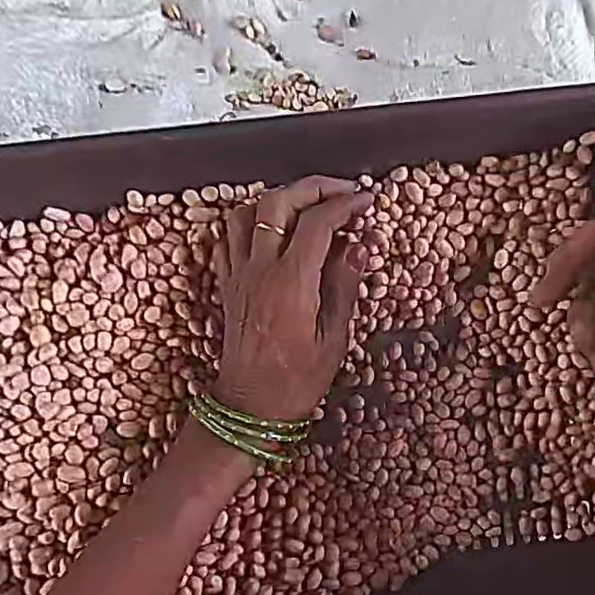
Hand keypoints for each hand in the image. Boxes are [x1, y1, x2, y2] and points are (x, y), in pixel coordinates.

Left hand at [211, 176, 371, 421]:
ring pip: (249, 210)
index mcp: (291, 284)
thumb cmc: (296, 381)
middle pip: (280, 202)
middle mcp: (260, 270)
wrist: (250, 406)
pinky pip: (231, 235)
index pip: (318, 223)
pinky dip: (253, 219)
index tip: (366, 200)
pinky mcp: (229, 283)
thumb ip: (344, 286)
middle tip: (342, 192)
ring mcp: (239, 274)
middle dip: (315, 187)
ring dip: (282, 198)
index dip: (346, 204)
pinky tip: (274, 228)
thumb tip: (358, 245)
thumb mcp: (333, 339)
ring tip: (309, 205)